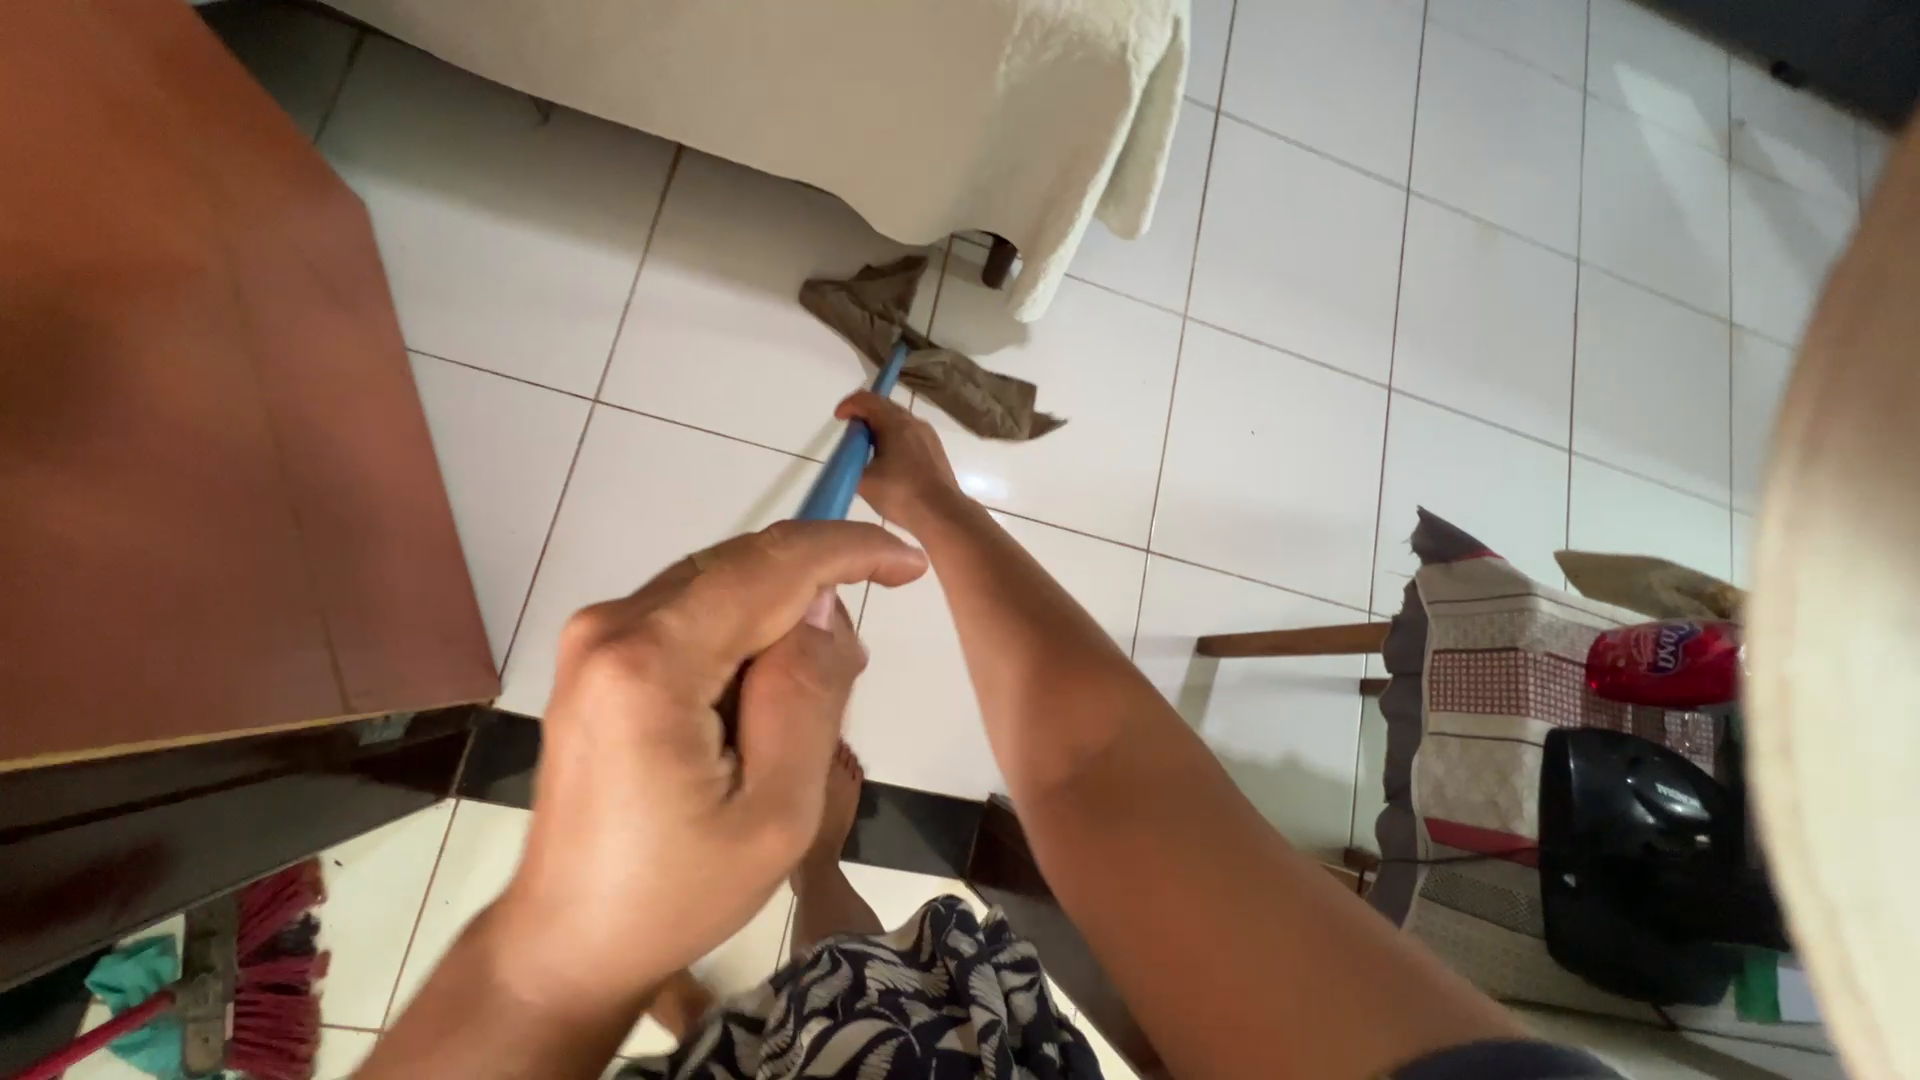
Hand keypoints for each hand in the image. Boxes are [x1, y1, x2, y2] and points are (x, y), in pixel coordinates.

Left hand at [488, 521, 926, 1011]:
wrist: (571, 941)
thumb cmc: (679, 892)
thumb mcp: (779, 813)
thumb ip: (808, 696)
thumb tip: (821, 609)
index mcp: (651, 663)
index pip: (772, 566)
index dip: (851, 549)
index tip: (910, 564)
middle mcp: (612, 626)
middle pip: (746, 565)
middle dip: (817, 593)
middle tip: (852, 670)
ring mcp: (597, 637)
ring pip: (725, 583)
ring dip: (783, 618)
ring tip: (808, 701)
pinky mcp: (600, 655)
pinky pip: (697, 610)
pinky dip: (747, 633)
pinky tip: (760, 697)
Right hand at [835, 391, 962, 530]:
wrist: (942, 513)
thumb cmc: (900, 494)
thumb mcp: (864, 480)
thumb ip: (853, 462)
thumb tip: (855, 458)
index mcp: (896, 424)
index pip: (868, 399)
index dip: (849, 405)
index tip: (839, 419)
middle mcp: (915, 423)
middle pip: (885, 407)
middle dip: (865, 416)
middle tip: (852, 435)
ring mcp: (929, 436)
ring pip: (900, 422)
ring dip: (881, 429)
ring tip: (869, 450)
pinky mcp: (936, 450)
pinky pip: (911, 436)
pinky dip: (895, 440)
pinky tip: (890, 462)